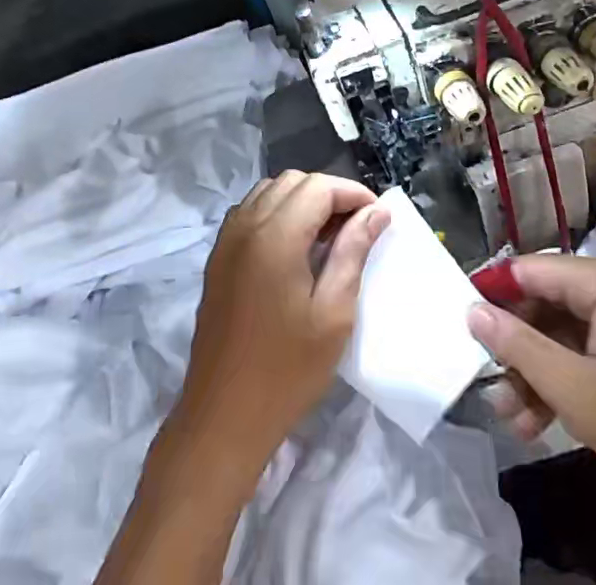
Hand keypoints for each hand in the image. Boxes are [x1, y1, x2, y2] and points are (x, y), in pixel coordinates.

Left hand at [172, 171, 388, 465]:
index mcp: (274, 236)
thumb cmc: (287, 369)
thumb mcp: (334, 312)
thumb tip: (375, 213)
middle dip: (329, 194)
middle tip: (358, 229)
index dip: (353, 194)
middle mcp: (244, 225)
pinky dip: (277, 215)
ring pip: (268, 193)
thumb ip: (353, 252)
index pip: (318, 187)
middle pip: (291, 182)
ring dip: (302, 202)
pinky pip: (250, 214)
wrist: (224, 413)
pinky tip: (296, 249)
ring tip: (330, 238)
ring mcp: (225, 241)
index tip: (378, 219)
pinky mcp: (217, 258)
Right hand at [467, 256, 595, 532]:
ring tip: (513, 418)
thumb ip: (519, 346)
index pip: (530, 270)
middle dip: (515, 347)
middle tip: (489, 386)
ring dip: (535, 373)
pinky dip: (565, 383)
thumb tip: (471, 310)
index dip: (492, 295)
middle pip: (546, 303)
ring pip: (564, 335)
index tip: (460, 327)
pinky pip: (589, 354)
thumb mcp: (577, 391)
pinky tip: (541, 423)